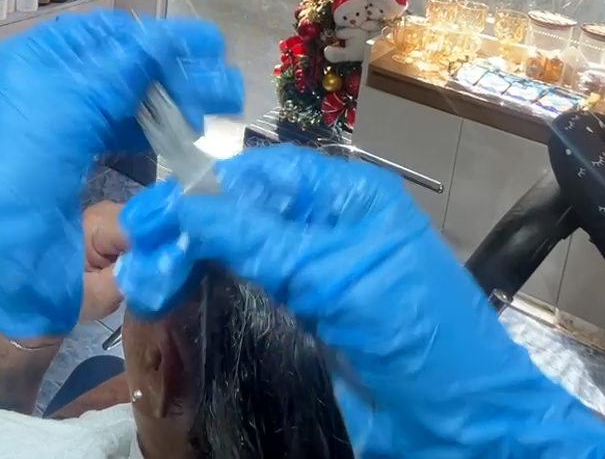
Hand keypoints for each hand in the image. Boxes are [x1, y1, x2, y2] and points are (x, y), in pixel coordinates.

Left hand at [0, 11, 241, 338]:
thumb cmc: (26, 163)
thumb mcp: (73, 104)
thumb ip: (125, 66)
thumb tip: (169, 37)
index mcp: (42, 60)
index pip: (109, 34)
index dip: (157, 36)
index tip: (208, 43)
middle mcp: (56, 85)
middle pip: (125, 64)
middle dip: (177, 68)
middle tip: (228, 82)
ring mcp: (69, 125)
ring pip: (130, 98)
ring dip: (177, 98)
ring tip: (226, 103)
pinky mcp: (83, 163)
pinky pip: (126, 133)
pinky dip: (159, 128)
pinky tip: (192, 131)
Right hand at [115, 147, 604, 458]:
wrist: (463, 437)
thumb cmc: (412, 332)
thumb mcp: (331, 272)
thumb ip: (250, 235)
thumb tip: (175, 204)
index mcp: (342, 195)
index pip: (259, 172)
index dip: (206, 185)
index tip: (155, 207)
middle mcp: (320, 225)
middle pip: (240, 210)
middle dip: (189, 226)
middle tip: (140, 247)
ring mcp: (307, 274)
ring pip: (233, 251)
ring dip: (187, 259)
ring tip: (144, 276)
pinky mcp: (295, 318)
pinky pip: (240, 291)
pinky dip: (203, 291)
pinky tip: (168, 294)